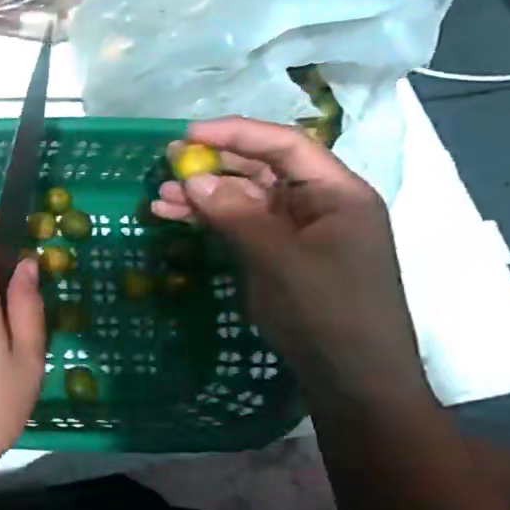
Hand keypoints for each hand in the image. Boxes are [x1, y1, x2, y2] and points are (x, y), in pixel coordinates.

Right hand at [149, 117, 431, 412]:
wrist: (352, 374)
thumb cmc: (328, 311)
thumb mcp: (279, 259)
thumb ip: (236, 215)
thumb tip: (191, 180)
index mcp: (337, 194)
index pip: (286, 146)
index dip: (237, 134)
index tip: (188, 135)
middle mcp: (318, 205)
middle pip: (262, 169)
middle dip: (213, 165)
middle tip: (165, 164)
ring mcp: (296, 232)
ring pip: (243, 199)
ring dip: (202, 195)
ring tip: (157, 197)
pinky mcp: (277, 255)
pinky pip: (238, 225)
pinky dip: (207, 220)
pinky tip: (173, 217)